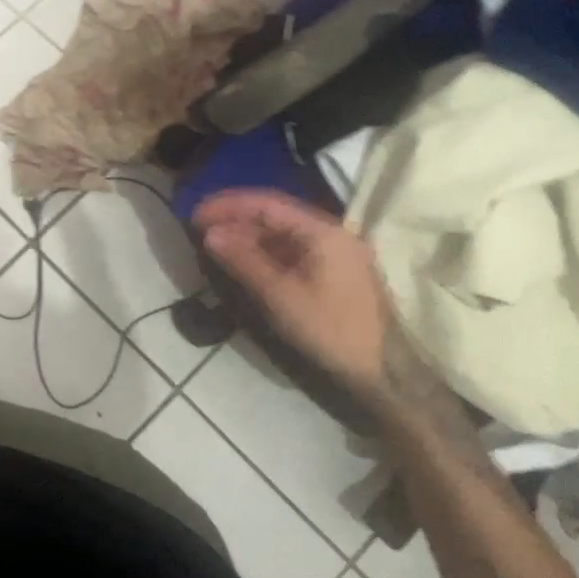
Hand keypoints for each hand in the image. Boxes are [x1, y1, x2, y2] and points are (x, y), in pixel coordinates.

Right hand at [192, 190, 393, 398]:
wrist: (383, 373)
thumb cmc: (331, 329)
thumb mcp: (281, 295)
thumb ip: (244, 260)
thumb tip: (210, 233)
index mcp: (324, 233)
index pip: (267, 204)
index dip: (227, 205)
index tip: (195, 214)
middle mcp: (332, 234)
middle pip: (275, 214)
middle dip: (235, 218)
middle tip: (200, 228)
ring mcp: (336, 252)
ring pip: (282, 232)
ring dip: (248, 234)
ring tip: (215, 244)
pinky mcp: (334, 271)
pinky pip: (292, 248)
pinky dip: (264, 250)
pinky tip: (243, 259)